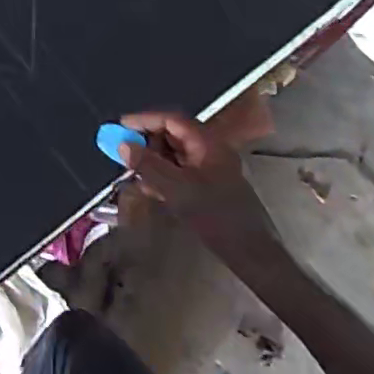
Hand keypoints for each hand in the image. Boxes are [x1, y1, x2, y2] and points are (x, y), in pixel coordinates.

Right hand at [119, 98, 278, 253]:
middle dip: (146, 141)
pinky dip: (163, 175)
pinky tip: (148, 188)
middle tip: (125, 150)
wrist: (252, 255)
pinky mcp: (210, 186)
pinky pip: (181, 171)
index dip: (144, 120)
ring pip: (175, 154)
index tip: (121, 126)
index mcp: (207, 142)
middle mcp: (210, 149)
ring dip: (152, 160)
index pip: (171, 119)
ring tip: (132, 170)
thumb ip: (148, 165)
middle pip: (172, 134)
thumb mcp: (177, 189)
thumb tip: (123, 145)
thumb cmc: (217, 216)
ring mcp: (211, 168)